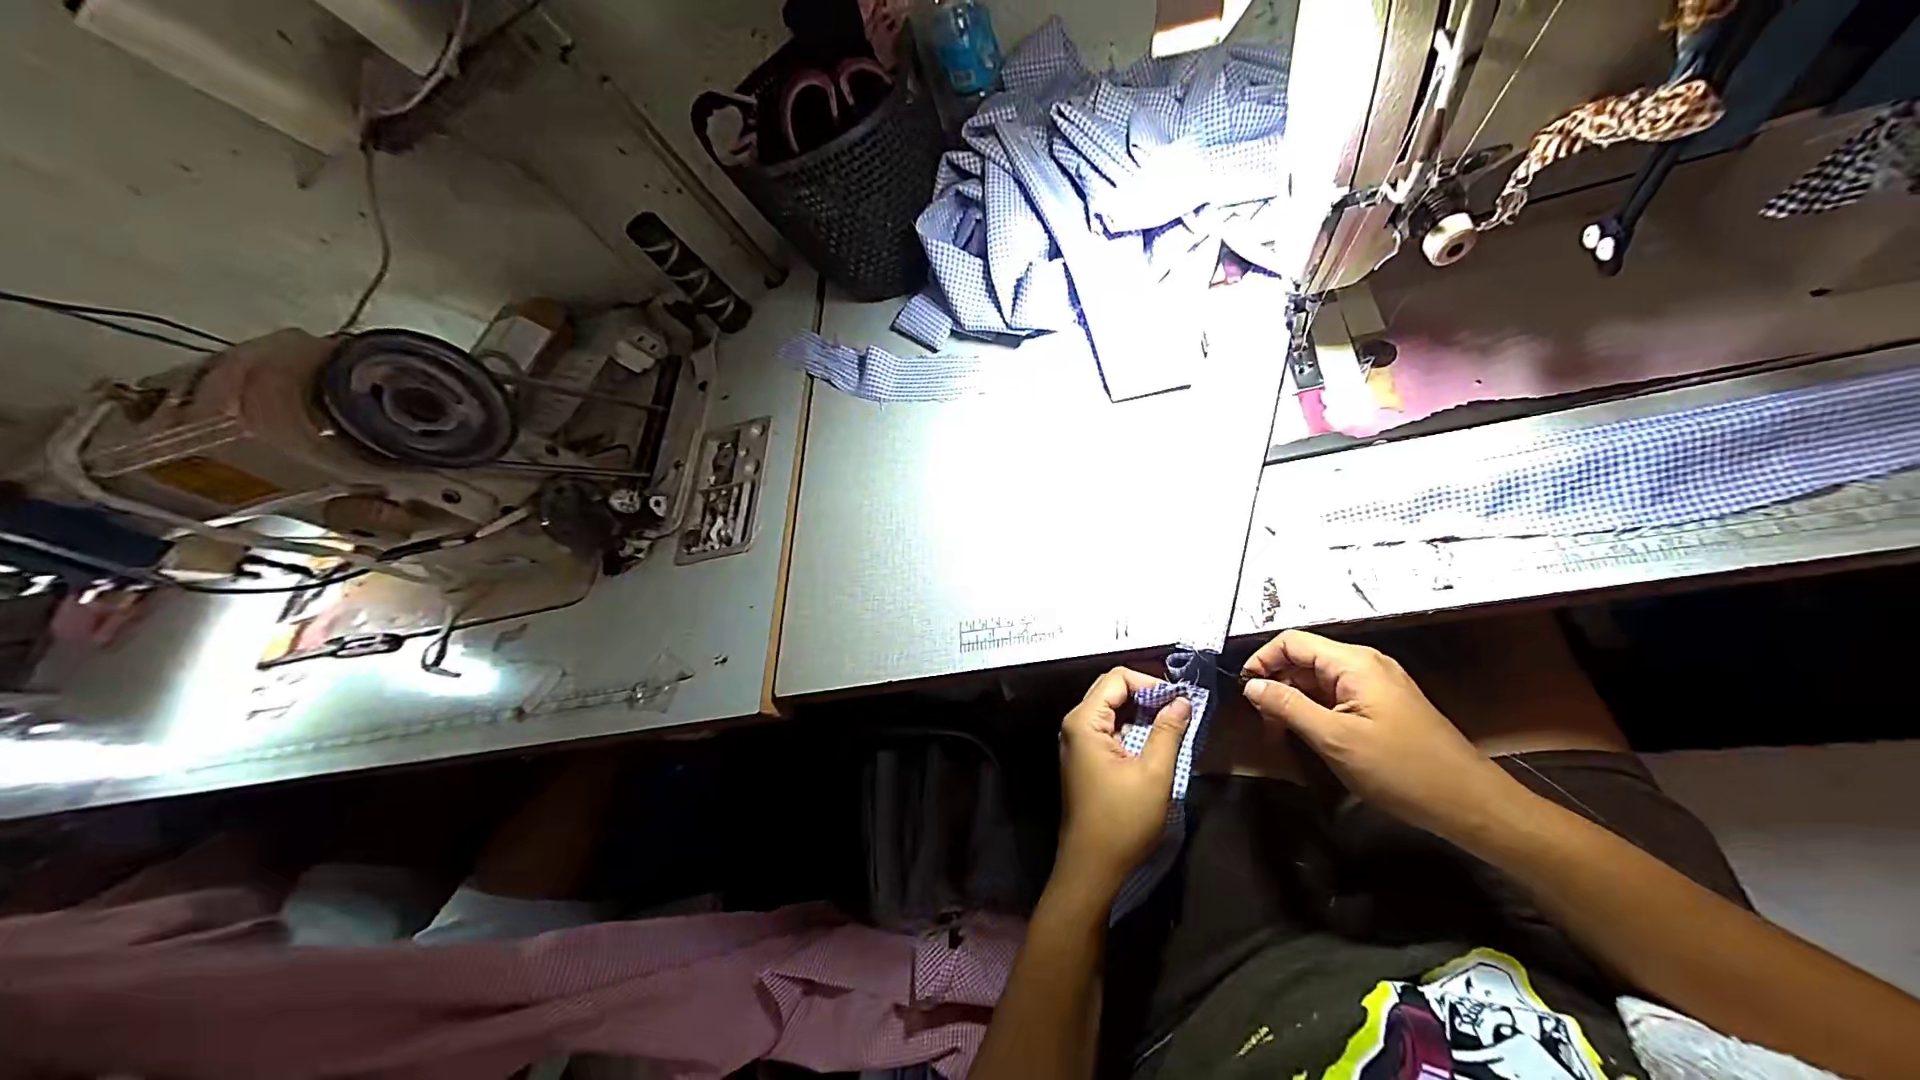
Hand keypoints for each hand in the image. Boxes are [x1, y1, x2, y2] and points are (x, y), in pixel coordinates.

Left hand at [1055, 667, 1192, 897]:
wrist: (1092, 866)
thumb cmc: (1122, 820)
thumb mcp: (1154, 774)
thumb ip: (1168, 731)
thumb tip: (1183, 700)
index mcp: (1084, 721)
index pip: (1117, 678)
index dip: (1151, 682)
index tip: (1181, 699)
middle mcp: (1075, 725)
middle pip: (1112, 689)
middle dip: (1147, 693)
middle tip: (1181, 707)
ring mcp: (1078, 741)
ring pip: (1112, 708)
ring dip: (1142, 711)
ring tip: (1174, 722)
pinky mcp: (1085, 757)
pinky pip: (1110, 728)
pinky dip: (1133, 727)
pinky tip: (1157, 738)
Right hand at [1239, 630, 1525, 838]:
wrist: (1470, 804)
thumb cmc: (1403, 770)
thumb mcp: (1334, 738)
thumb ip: (1287, 706)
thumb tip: (1252, 685)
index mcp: (1355, 663)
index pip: (1292, 642)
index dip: (1262, 661)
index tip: (1245, 691)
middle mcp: (1366, 665)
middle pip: (1304, 659)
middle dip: (1276, 683)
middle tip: (1261, 719)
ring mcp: (1376, 684)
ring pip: (1318, 679)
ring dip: (1293, 700)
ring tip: (1280, 732)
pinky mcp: (1382, 705)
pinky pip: (1335, 695)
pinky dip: (1314, 710)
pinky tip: (1307, 735)